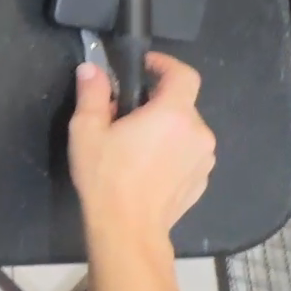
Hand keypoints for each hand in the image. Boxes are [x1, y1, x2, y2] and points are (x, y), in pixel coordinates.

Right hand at [69, 53, 216, 246]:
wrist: (128, 226)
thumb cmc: (105, 174)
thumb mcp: (86, 129)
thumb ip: (92, 94)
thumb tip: (92, 69)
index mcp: (172, 114)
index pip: (184, 75)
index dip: (165, 64)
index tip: (143, 66)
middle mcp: (197, 132)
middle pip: (180, 104)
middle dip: (152, 103)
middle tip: (119, 114)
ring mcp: (204, 158)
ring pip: (183, 130)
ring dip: (161, 128)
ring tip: (130, 145)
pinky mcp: (201, 179)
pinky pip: (186, 153)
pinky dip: (168, 151)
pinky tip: (142, 168)